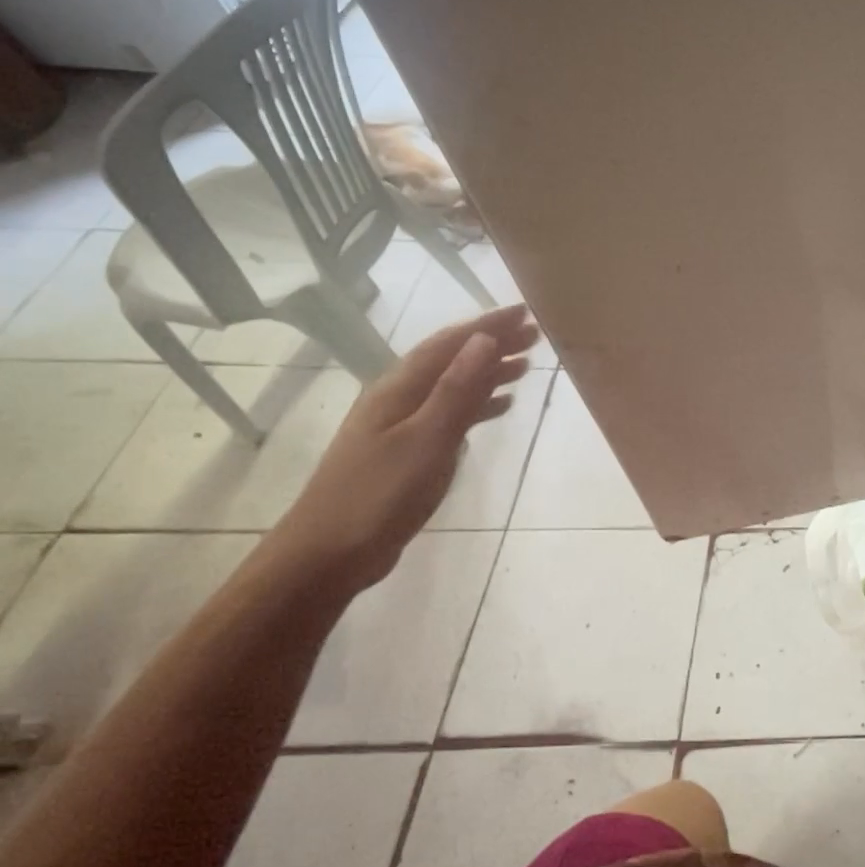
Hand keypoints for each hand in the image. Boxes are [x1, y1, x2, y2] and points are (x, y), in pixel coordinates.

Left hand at [270, 304, 539, 596]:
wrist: (327, 555)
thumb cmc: (378, 495)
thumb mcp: (425, 439)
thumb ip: (456, 389)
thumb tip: (485, 339)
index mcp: (398, 390)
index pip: (450, 344)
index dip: (488, 325)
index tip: (527, 311)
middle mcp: (397, 399)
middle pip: (450, 360)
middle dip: (492, 343)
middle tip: (536, 335)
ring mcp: (400, 426)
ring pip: (451, 386)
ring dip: (487, 371)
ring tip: (525, 366)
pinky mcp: (406, 451)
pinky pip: (449, 412)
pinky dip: (477, 403)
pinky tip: (498, 408)